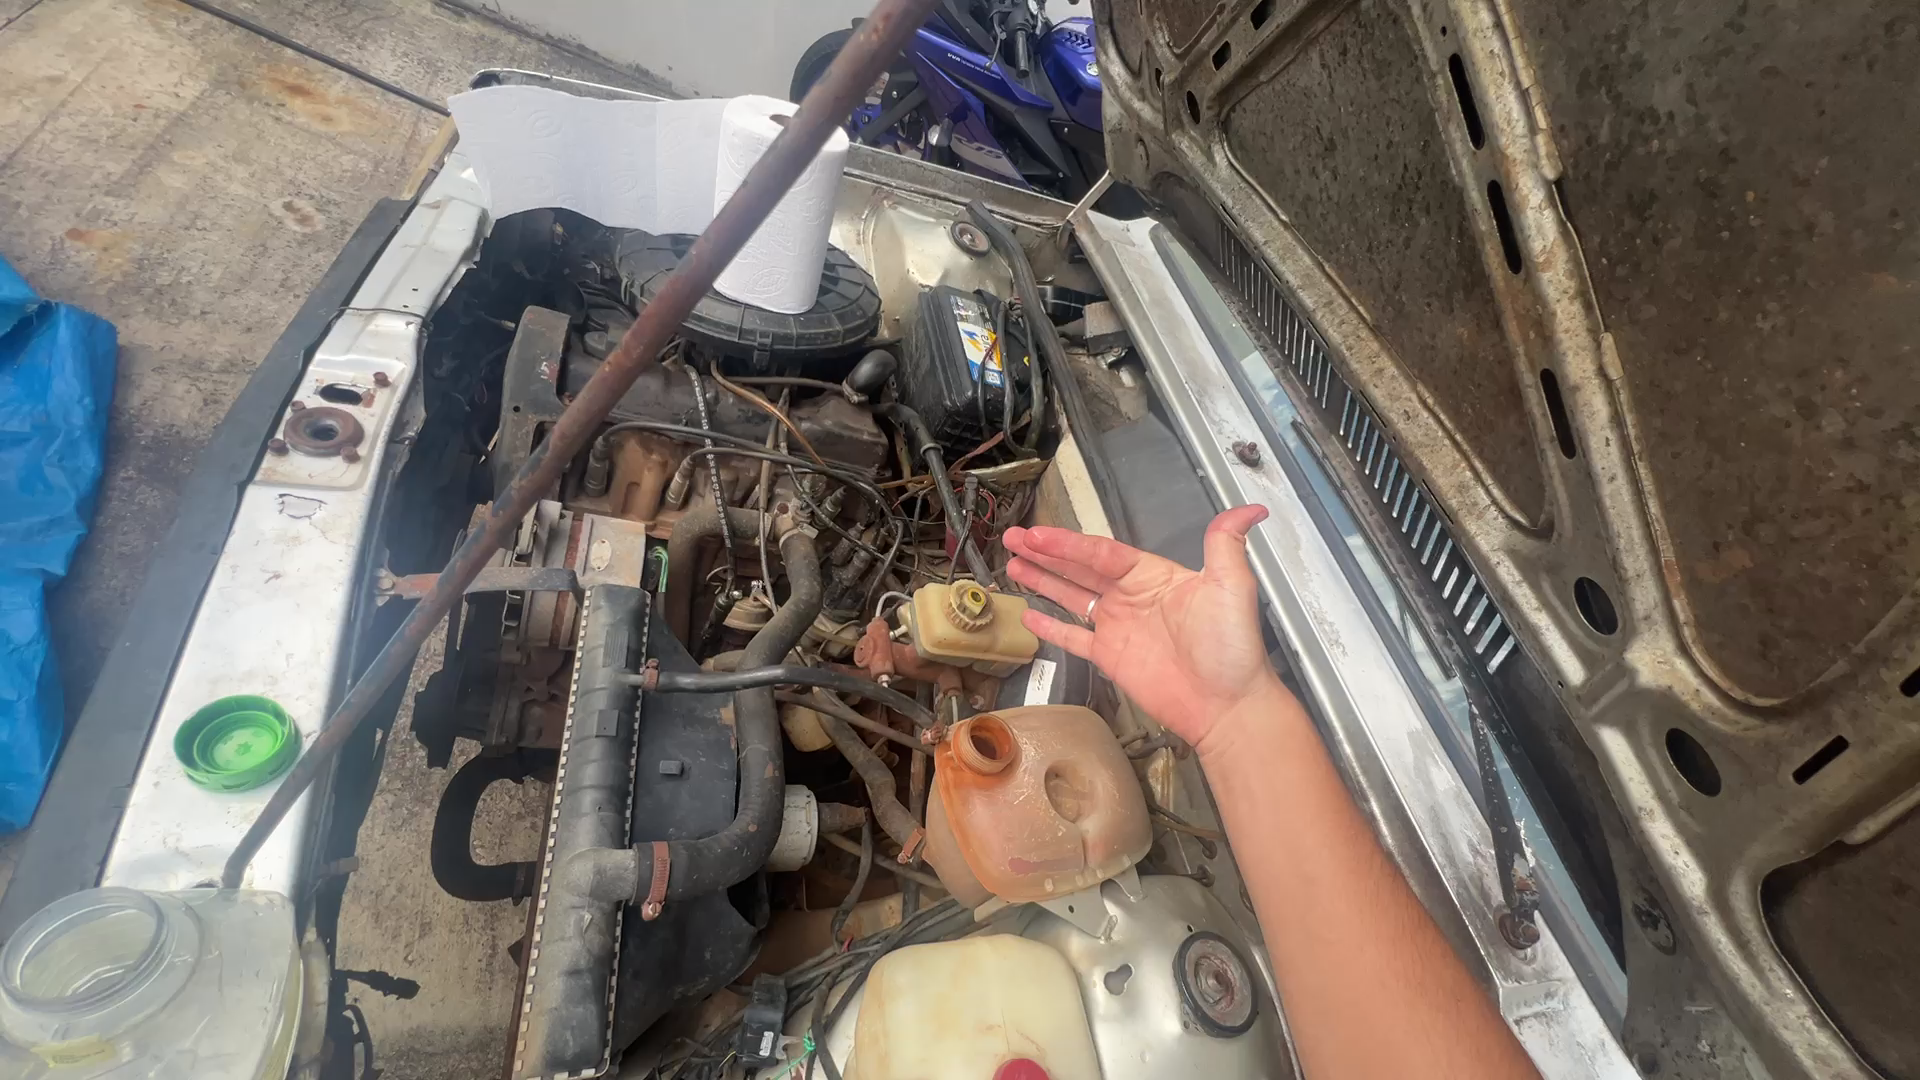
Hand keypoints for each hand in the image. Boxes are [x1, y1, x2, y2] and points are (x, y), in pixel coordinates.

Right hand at [1002, 505, 1283, 750]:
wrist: (1227, 707)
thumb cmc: (1231, 646)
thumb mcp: (1232, 588)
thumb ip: (1226, 546)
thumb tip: (1251, 508)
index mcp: (1152, 575)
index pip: (1101, 553)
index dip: (1068, 544)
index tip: (1037, 534)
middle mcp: (1129, 596)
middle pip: (1079, 569)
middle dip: (1045, 553)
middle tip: (1013, 538)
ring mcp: (1117, 627)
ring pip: (1071, 596)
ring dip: (1042, 580)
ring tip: (1012, 564)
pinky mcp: (1109, 657)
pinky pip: (1074, 638)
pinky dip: (1051, 626)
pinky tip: (1029, 614)